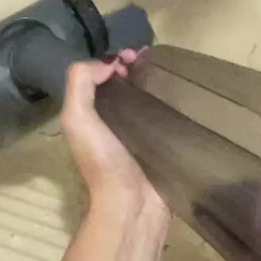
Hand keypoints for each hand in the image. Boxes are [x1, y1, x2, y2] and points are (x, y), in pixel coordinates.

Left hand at [61, 51, 166, 223]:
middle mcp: (114, 120)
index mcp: (91, 113)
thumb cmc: (104, 162)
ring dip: (156, 80)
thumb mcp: (77, 119)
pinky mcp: (163, 143)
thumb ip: (81, 83)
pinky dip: (173, 100)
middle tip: (152, 59)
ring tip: (169, 71)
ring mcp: (140, 132)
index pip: (101, 75)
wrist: (133, 205)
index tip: (132, 54)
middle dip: (137, 66)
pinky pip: (167, 113)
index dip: (113, 59)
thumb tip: (108, 62)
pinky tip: (182, 91)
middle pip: (125, 82)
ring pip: (147, 95)